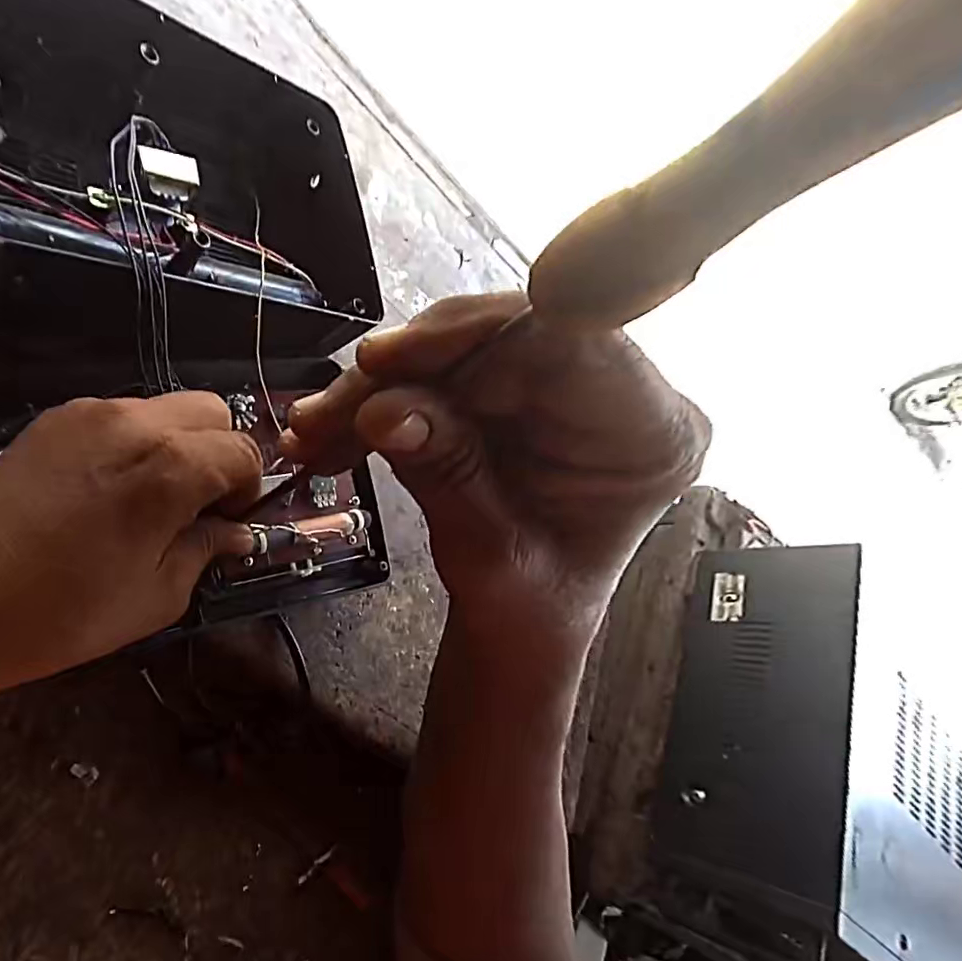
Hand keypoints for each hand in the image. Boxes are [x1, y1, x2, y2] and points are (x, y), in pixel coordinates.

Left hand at [0, 392, 259, 745]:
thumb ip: (207, 549)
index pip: (242, 451)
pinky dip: (134, 443)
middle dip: (218, 453)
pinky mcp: (51, 419)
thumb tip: (234, 531)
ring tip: (147, 500)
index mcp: (169, 468)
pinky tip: (106, 491)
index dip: (246, 488)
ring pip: (163, 409)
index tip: (227, 522)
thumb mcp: (159, 595)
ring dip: (176, 446)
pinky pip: (118, 417)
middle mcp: (132, 422)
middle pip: (210, 412)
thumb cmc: (66, 614)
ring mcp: (86, 413)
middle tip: (196, 505)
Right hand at [281, 292, 707, 635]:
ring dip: (374, 390)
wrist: (517, 624)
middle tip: (324, 413)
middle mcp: (612, 393)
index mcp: (649, 433)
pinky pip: (437, 376)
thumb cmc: (527, 611)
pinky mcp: (510, 393)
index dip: (470, 335)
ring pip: (455, 352)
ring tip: (312, 433)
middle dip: (401, 371)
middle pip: (499, 338)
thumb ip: (446, 476)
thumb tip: (380, 408)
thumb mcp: (490, 557)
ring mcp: (557, 389)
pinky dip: (377, 404)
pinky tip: (327, 435)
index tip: (382, 360)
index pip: (571, 340)